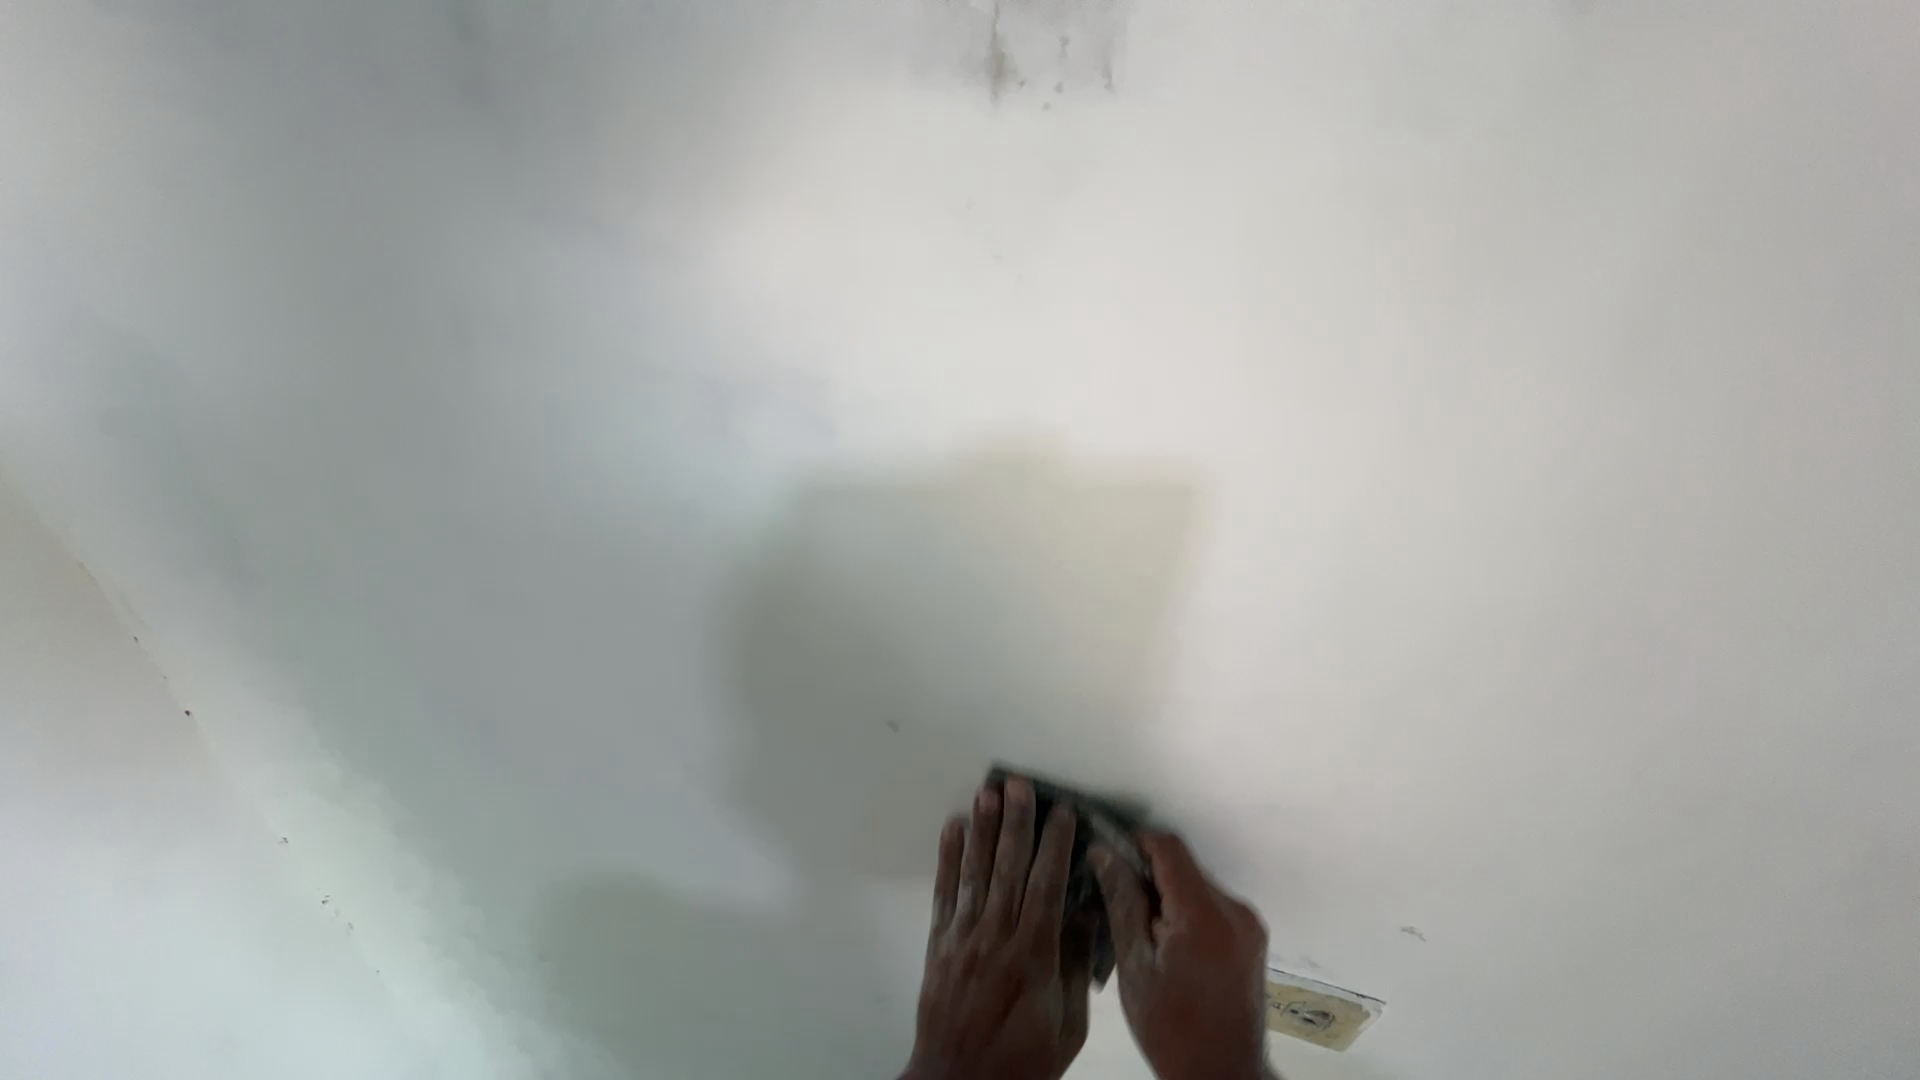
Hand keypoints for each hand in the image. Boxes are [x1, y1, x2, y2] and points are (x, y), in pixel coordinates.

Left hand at [901, 778, 1093, 1079]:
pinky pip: (944, 892)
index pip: (1047, 886)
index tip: (1062, 811)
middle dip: (1015, 823)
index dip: (1055, 845)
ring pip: (975, 872)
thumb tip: (1085, 910)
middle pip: (1009, 868)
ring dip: (982, 829)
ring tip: (987, 792)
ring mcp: (963, 936)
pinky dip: (948, 857)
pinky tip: (952, 827)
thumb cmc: (1024, 1058)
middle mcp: (996, 936)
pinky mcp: (939, 942)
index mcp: (1033, 955)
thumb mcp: (1068, 1023)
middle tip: (1019, 784)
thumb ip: (1074, 963)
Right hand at [1091, 831, 1272, 1079]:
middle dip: (1149, 874)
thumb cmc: (1170, 1027)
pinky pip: (1211, 904)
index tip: (1108, 856)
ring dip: (1167, 893)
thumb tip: (1103, 852)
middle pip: (1184, 866)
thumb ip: (1121, 901)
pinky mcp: (1253, 937)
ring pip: (1197, 884)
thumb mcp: (1134, 964)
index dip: (1135, 843)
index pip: (1168, 847)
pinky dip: (1186, 909)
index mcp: (1204, 914)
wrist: (1222, 1077)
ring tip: (1142, 926)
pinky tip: (1168, 940)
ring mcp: (1249, 923)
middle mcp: (1235, 909)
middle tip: (1118, 898)